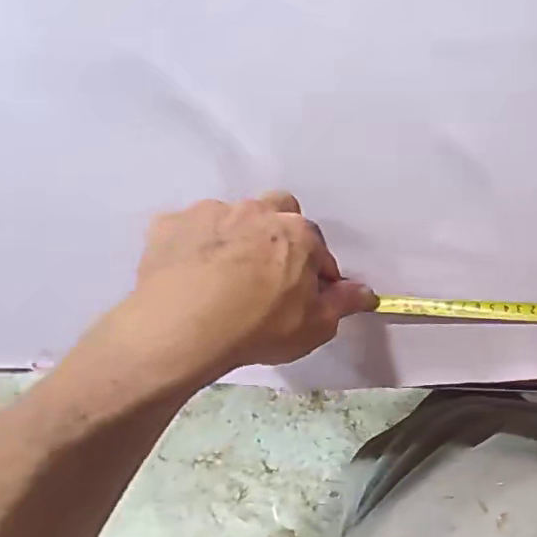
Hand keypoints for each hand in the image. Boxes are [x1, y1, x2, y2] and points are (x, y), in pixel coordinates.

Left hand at [122, 192, 376, 379]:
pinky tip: (191, 274)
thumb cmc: (261, 326)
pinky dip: (194, 246)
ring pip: (232, 217)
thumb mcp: (315, 325)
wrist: (184, 327)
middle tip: (272, 273)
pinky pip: (189, 230)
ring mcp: (210, 213)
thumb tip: (366, 292)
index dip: (318, 273)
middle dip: (280, 234)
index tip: (310, 295)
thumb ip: (343, 303)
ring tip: (226, 277)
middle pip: (278, 210)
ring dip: (236, 238)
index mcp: (298, 233)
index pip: (320, 248)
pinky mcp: (170, 225)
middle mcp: (256, 212)